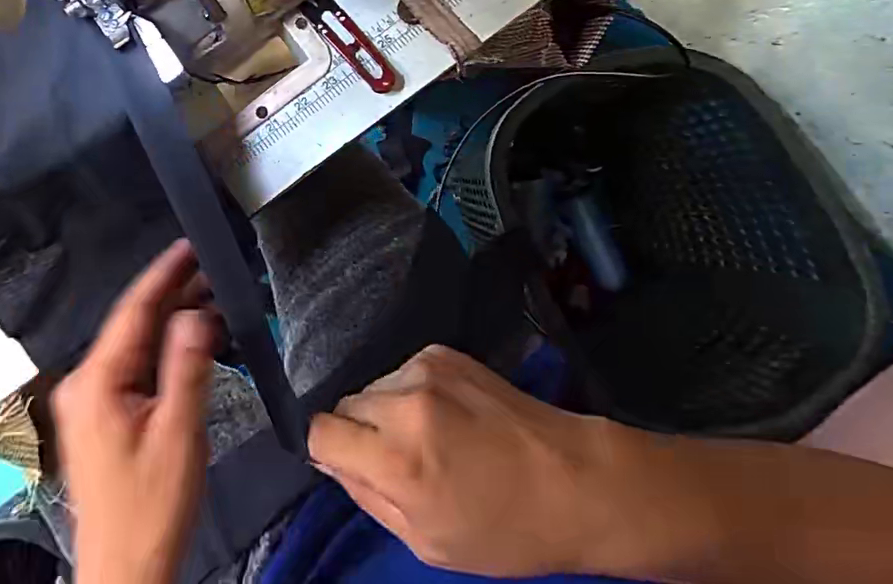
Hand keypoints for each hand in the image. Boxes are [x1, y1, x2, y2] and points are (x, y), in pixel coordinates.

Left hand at [53, 240, 218, 583]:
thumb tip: (196, 312)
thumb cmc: (150, 509)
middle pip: (134, 323)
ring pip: (137, 343)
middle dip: (175, 295)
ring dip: (174, 321)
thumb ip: (187, 366)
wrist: (126, 572)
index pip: (133, 310)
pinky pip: (137, 365)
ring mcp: (92, 399)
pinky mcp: (104, 413)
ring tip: (212, 297)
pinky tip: (194, 339)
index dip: (164, 273)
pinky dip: (166, 348)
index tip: (190, 246)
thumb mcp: (178, 434)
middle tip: (213, 269)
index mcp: (96, 382)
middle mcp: (86, 383)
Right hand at [307, 345, 699, 578]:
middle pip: (345, 405)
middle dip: (358, 432)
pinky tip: (446, 415)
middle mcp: (404, 400)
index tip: (351, 465)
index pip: (321, 429)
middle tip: (397, 460)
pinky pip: (400, 372)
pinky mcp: (442, 351)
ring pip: (372, 386)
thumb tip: (332, 459)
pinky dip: (409, 392)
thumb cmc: (502, 530)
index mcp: (398, 457)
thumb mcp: (426, 541)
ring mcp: (424, 368)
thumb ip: (366, 495)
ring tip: (429, 437)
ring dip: (384, 410)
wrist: (572, 479)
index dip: (329, 450)